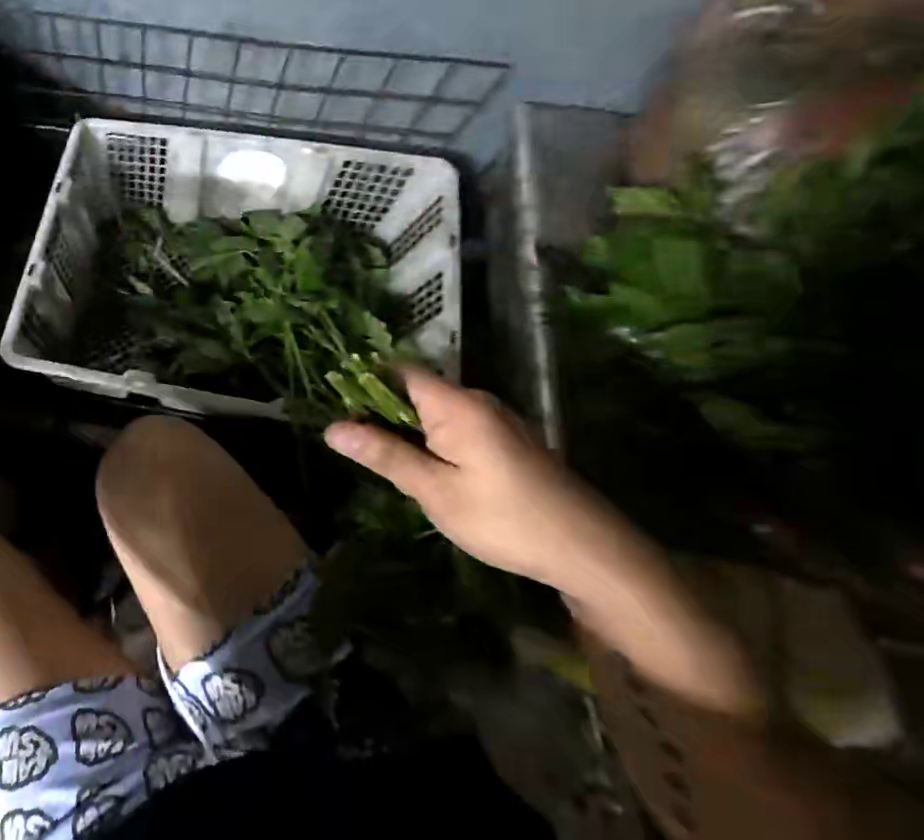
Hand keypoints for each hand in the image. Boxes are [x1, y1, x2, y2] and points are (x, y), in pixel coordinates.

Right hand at [323, 367, 648, 600]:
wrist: (590, 552)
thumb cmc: (505, 520)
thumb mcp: (435, 491)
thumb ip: (385, 455)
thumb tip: (332, 428)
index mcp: (458, 405)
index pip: (399, 371)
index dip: (363, 380)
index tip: (333, 403)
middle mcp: (478, 402)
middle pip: (415, 389)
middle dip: (379, 409)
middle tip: (350, 441)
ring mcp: (496, 421)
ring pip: (435, 410)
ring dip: (404, 427)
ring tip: (377, 457)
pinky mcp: (507, 441)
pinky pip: (455, 426)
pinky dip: (430, 438)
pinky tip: (421, 469)